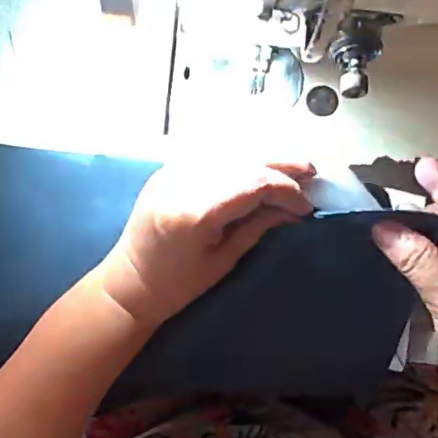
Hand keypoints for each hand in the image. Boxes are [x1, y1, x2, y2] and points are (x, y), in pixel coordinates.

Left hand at [95, 160, 316, 328]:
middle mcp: (180, 183)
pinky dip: (236, 159)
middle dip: (279, 167)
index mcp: (193, 212)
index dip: (286, 190)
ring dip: (260, 157)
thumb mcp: (223, 261)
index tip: (305, 206)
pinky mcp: (165, 171)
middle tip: (309, 174)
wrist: (129, 283)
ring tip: (290, 167)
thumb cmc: (175, 285)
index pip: (252, 182)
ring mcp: (170, 173)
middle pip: (242, 160)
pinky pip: (209, 156)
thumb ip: (257, 228)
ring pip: (226, 152)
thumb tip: (293, 210)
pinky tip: (256, 166)